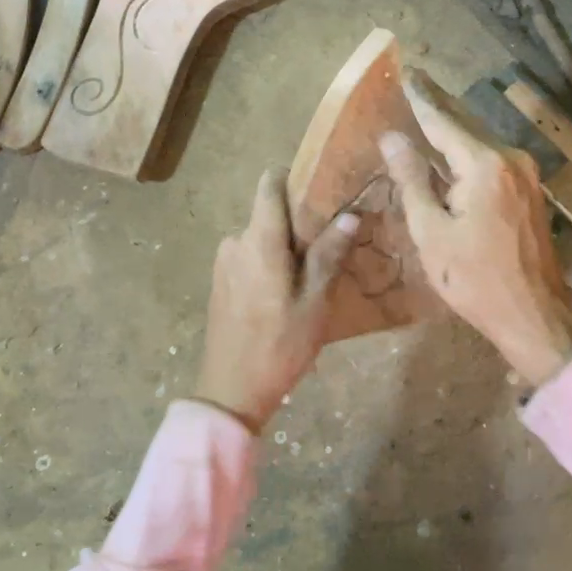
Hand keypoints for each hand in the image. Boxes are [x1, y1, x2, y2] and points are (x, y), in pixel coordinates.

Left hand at [195, 169, 358, 432]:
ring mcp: (224, 262)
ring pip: (261, 238)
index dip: (293, 178)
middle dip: (298, 221)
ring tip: (315, 270)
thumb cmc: (279, 346)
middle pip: (269, 213)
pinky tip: (289, 290)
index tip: (321, 185)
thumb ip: (329, 254)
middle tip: (332, 239)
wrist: (230, 392)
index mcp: (258, 239)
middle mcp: (235, 241)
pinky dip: (270, 262)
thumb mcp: (314, 302)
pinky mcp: (221, 282)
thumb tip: (350, 214)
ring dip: (285, 246)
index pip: (270, 185)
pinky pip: (250, 257)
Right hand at [379, 73, 571, 384]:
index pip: (443, 122)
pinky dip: (468, 147)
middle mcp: (510, 158)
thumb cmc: (475, 279)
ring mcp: (525, 172)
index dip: (421, 99)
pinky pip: (492, 157)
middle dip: (438, 103)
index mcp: (484, 165)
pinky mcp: (529, 188)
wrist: (536, 314)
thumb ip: (412, 180)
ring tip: (426, 106)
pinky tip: (451, 146)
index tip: (406, 72)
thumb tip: (392, 138)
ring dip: (453, 126)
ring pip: (480, 139)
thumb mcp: (432, 233)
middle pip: (466, 123)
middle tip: (415, 78)